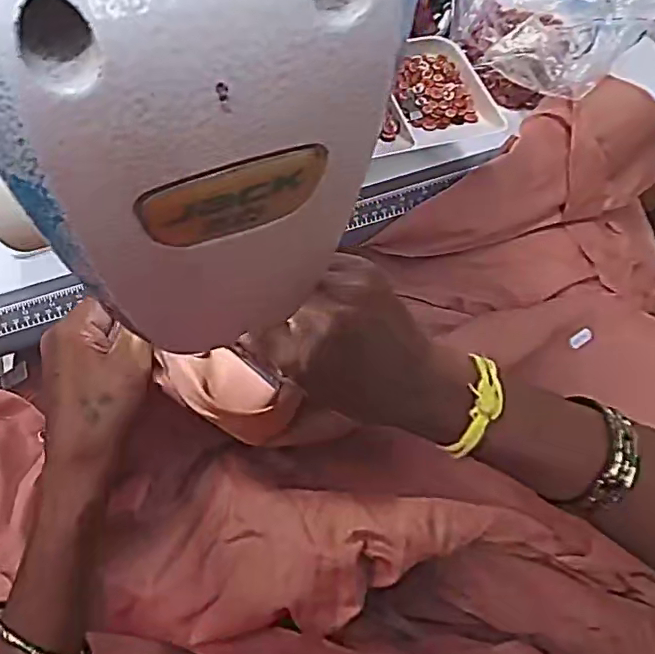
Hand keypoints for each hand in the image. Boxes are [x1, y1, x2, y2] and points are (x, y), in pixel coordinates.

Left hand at [37, 298, 153, 496]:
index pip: (111, 297)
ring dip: (122, 349)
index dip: (137, 310)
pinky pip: (95, 356)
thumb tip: (152, 300)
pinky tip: (124, 379)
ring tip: (138, 365)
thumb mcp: (133, 360)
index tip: (155, 326)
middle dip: (130, 330)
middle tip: (149, 348)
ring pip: (102, 338)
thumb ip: (142, 323)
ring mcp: (59, 358)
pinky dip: (112, 364)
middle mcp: (57, 336)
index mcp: (68, 326)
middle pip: (106, 317)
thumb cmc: (103, 414)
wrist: (81, 463)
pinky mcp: (67, 377)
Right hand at [240, 254, 474, 443]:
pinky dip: (312, 269)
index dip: (240, 311)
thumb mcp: (305, 380)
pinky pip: (322, 260)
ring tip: (281, 282)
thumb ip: (270, 347)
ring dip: (286, 274)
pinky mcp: (364, 269)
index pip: (252, 317)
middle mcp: (323, 312)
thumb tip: (239, 318)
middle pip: (271, 284)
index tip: (234, 310)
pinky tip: (312, 279)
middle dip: (260, 288)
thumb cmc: (360, 393)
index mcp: (303, 350)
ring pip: (296, 267)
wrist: (420, 379)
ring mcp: (346, 284)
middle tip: (253, 293)